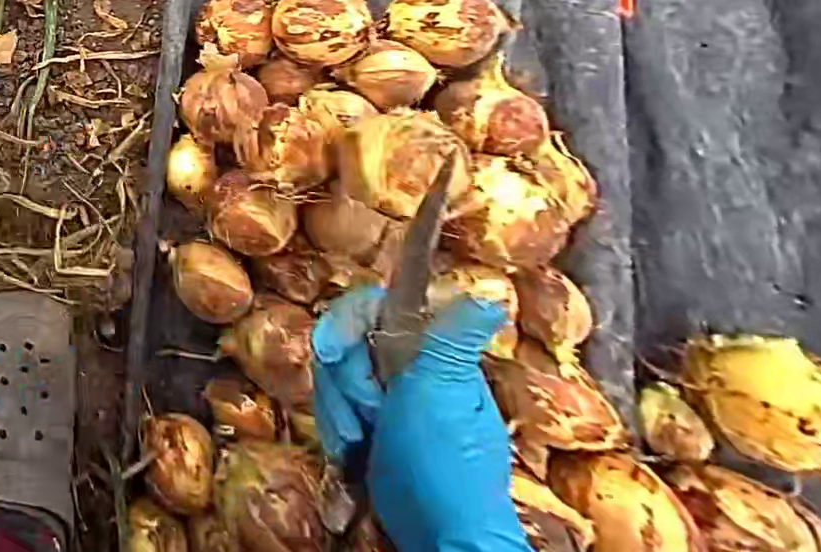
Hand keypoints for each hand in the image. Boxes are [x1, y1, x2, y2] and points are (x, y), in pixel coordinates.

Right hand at [313, 286, 531, 551]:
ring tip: (360, 440)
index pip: (372, 304)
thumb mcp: (445, 395)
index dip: (345, 322)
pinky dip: (334, 426)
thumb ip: (452, 339)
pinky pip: (330, 402)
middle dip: (345, 382)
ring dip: (337, 410)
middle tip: (367, 417)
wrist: (441, 539)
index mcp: (427, 346)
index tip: (328, 351)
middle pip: (343, 338)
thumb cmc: (447, 465)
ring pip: (331, 371)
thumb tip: (492, 294)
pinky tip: (350, 452)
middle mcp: (405, 360)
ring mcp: (384, 390)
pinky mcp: (366, 417)